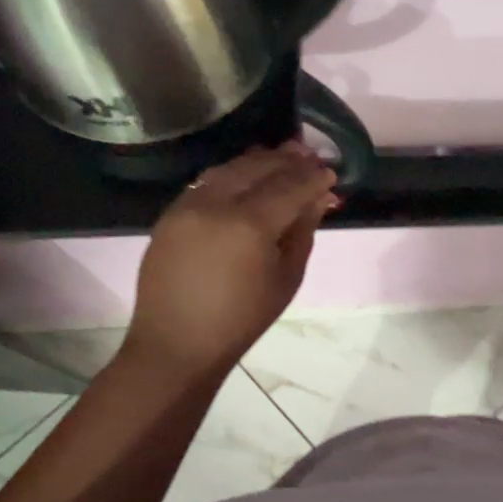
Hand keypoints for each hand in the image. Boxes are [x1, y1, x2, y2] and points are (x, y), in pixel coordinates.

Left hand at [123, 143, 336, 375]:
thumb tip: (318, 198)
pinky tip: (247, 175)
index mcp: (250, 225)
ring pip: (231, 168)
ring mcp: (189, 205)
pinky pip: (207, 180)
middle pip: (260, 167)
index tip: (330, 172)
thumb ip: (303, 231)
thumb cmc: (241, 320)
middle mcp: (217, 204)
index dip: (314, 178)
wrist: (177, 344)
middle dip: (289, 161)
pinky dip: (232, 172)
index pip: (291, 186)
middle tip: (311, 157)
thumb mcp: (287, 277)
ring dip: (260, 160)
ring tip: (282, 158)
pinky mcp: (171, 213)